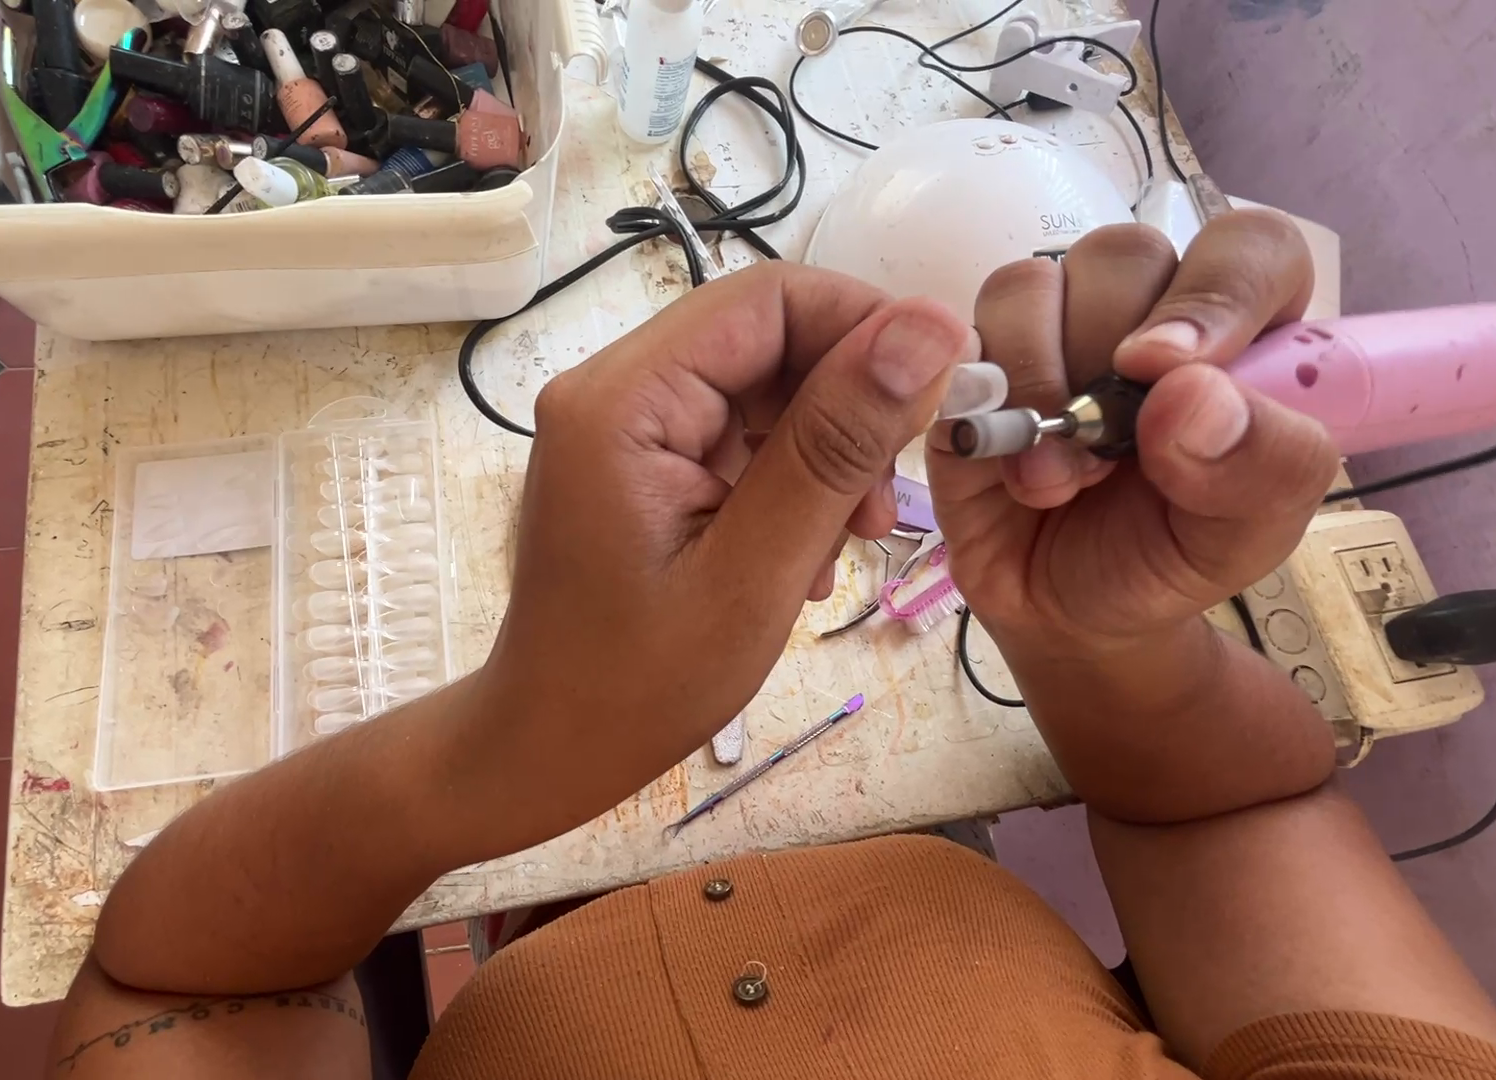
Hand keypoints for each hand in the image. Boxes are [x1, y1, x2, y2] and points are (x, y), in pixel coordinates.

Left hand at [473, 262, 973, 840]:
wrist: (555, 743)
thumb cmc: (644, 683)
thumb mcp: (756, 568)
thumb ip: (835, 444)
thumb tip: (927, 325)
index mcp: (621, 400)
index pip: (765, 301)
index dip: (866, 326)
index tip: (940, 391)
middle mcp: (610, 392)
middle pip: (762, 345)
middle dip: (842, 410)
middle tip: (883, 505)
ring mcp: (620, 429)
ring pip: (756, 396)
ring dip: (820, 458)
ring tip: (846, 544)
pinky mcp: (636, 465)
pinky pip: (731, 443)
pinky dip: (783, 485)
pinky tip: (802, 555)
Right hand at [926, 211, 1340, 658]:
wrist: (1055, 613)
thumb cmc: (1156, 563)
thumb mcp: (1239, 538)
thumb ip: (1260, 466)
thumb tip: (1190, 390)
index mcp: (1228, 339)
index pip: (1243, 250)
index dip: (1207, 291)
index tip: (1159, 369)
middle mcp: (1130, 322)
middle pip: (1118, 256)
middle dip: (1102, 351)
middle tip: (1101, 454)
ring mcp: (1039, 344)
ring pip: (1024, 286)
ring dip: (1032, 379)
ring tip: (1046, 479)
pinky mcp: (966, 379)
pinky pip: (953, 343)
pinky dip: (969, 394)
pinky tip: (988, 453)